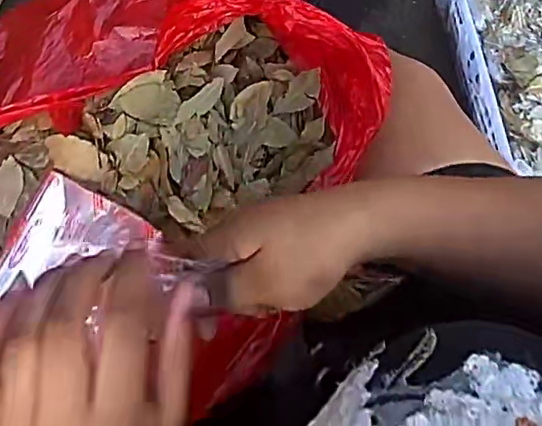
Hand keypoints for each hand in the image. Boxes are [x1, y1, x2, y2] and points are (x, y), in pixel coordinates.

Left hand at [0, 252, 196, 425]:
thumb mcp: (169, 420)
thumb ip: (176, 355)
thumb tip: (185, 289)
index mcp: (117, 415)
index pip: (122, 326)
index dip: (131, 276)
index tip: (140, 253)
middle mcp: (62, 417)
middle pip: (63, 327)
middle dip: (84, 276)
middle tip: (105, 258)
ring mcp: (17, 425)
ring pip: (21, 341)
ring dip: (44, 291)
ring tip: (69, 270)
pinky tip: (20, 295)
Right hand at [191, 183, 384, 314]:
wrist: (357, 219)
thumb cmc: (308, 255)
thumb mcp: (262, 285)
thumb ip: (222, 291)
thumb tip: (185, 294)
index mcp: (227, 233)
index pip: (184, 259)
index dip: (184, 292)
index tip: (202, 322)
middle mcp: (238, 221)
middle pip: (214, 266)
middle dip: (230, 294)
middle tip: (258, 305)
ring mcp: (263, 221)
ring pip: (241, 265)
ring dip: (255, 288)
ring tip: (282, 293)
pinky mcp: (283, 225)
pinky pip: (263, 257)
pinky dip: (273, 275)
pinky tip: (294, 281)